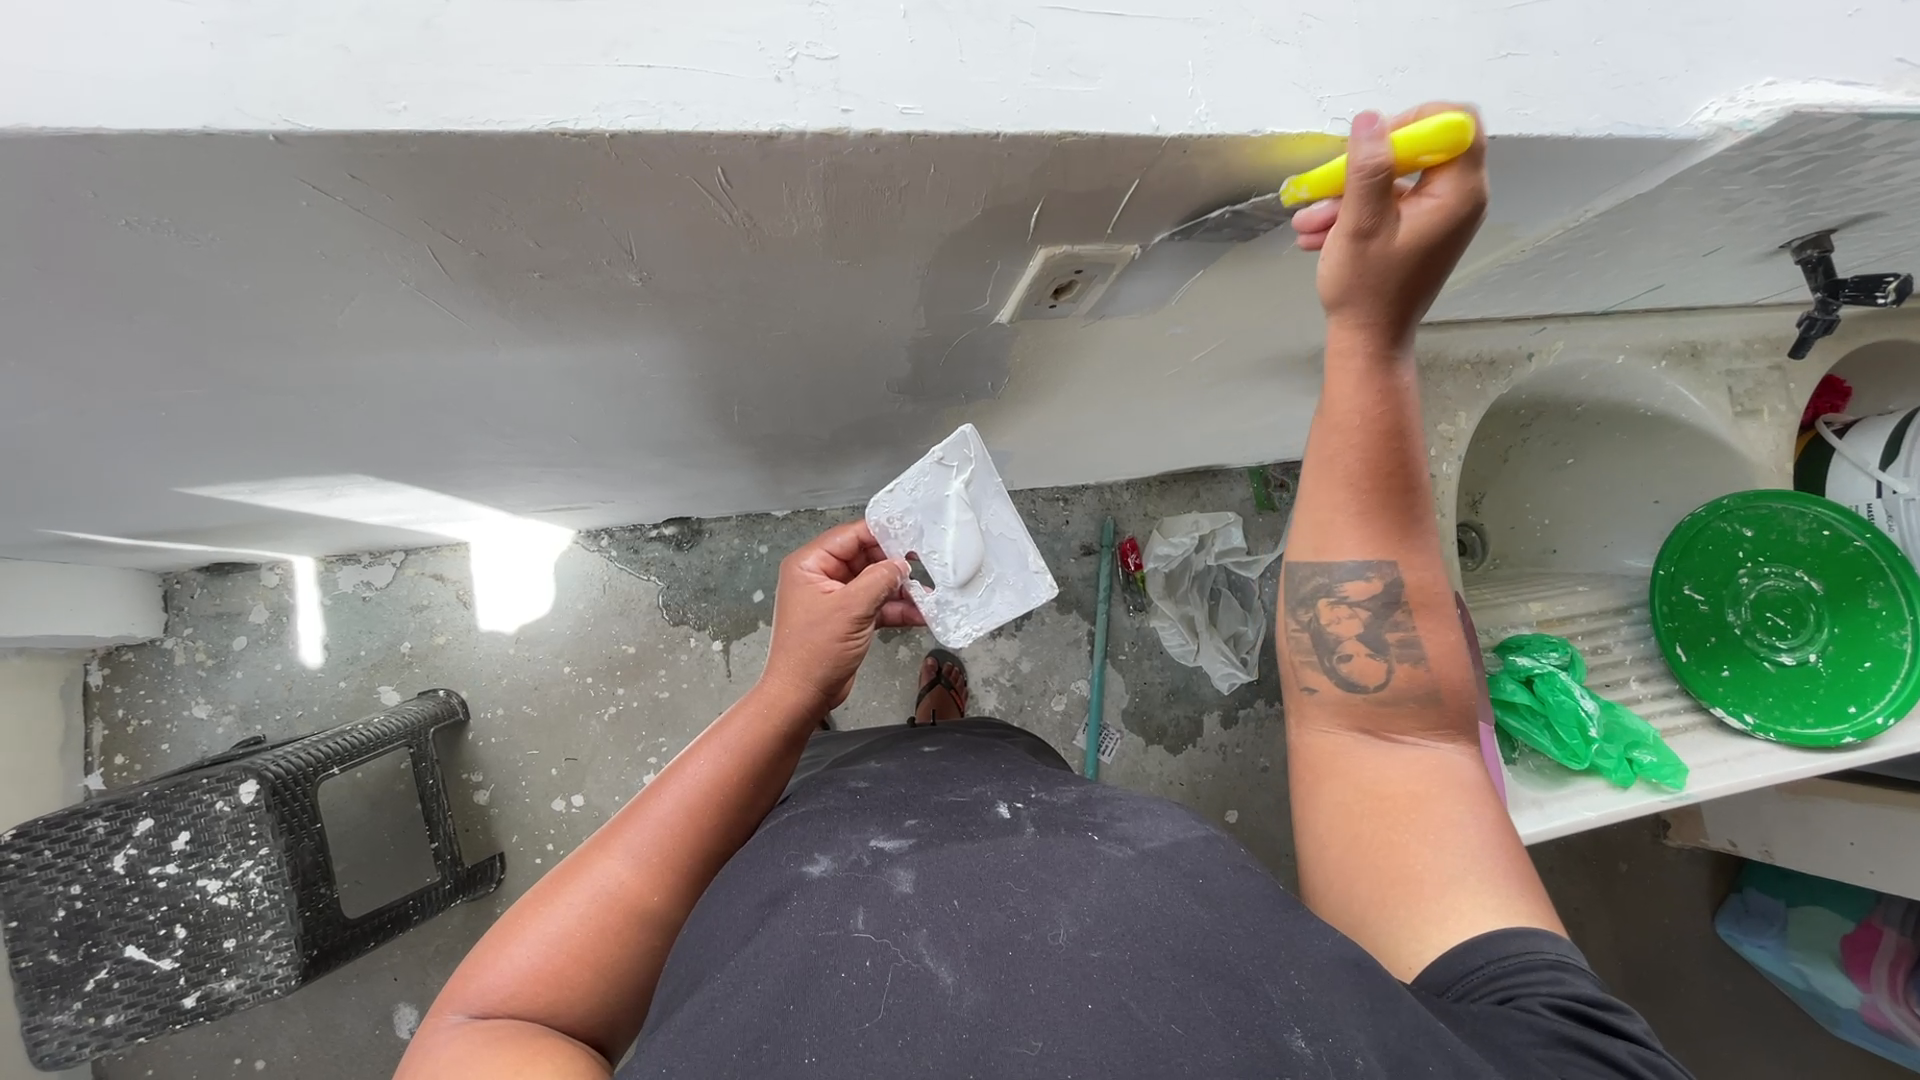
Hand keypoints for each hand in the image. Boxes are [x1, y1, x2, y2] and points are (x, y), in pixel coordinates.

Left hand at [761, 521, 924, 713]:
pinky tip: (919, 614)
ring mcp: (835, 599)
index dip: (880, 534)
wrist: (803, 696)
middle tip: (922, 566)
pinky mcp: (848, 619)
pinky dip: (896, 609)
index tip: (908, 534)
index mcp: (809, 565)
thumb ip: (879, 580)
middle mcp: (820, 577)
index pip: (849, 536)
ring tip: (926, 595)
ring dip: (900, 590)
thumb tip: (900, 564)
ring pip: (874, 583)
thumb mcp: (851, 608)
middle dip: (894, 566)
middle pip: (865, 559)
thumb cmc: (812, 654)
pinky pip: (876, 605)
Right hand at [1290, 103, 1487, 350]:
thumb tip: (1369, 118)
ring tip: (1306, 222)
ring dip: (1346, 196)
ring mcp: (1437, 217)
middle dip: (1363, 167)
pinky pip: (1388, 207)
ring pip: (1394, 182)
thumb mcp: (1360, 224)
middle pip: (1418, 152)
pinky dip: (1353, 215)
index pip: (1454, 123)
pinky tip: (1316, 235)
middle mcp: (1458, 199)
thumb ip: (1368, 168)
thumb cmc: (1366, 288)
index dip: (1411, 122)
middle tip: (1325, 186)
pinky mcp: (1417, 233)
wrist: (1368, 340)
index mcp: (1459, 193)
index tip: (1370, 144)